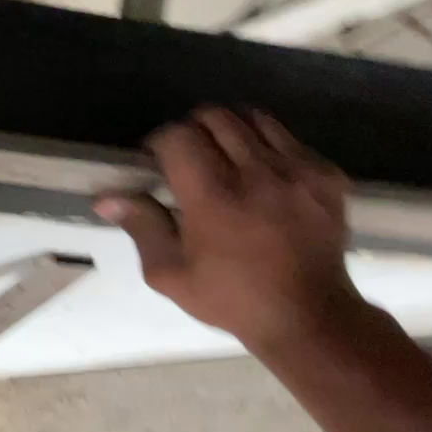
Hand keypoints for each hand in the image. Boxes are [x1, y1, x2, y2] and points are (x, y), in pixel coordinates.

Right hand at [94, 107, 371, 351]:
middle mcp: (257, 175)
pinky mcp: (326, 176)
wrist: (306, 314)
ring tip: (218, 158)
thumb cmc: (227, 297)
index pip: (178, 137)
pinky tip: (255, 174)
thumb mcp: (167, 272)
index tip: (153, 161)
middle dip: (190, 129)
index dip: (158, 142)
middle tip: (183, 156)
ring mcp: (298, 172)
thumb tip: (106, 199)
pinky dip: (263, 145)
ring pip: (253, 119)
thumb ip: (141, 227)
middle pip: (216, 118)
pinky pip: (287, 139)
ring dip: (227, 130)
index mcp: (213, 199)